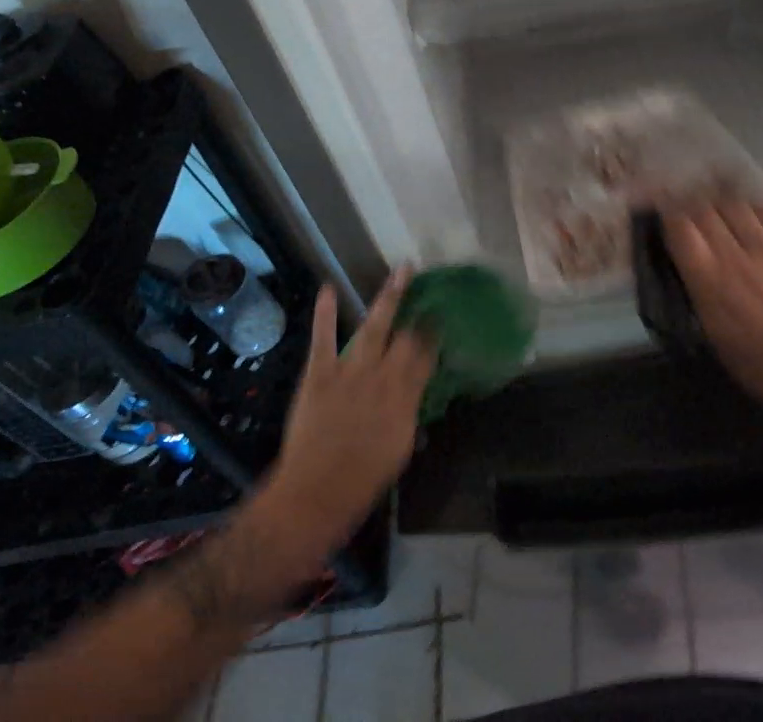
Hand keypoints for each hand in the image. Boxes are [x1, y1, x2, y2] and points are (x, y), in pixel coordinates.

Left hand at [267, 269, 433, 546]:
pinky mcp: (319, 375)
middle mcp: (383, 379)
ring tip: (400, 272)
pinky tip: (328, 289)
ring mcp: (350, 373)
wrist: (318, 490)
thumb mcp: (400, 448)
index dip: (436, 335)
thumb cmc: (364, 479)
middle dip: (420, 310)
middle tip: (428, 285)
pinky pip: (324, 339)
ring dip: (387, 297)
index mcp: (406, 399)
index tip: (444, 316)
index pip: (427, 358)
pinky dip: (325, 314)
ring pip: (373, 328)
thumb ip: (408, 414)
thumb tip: (414, 396)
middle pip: (407, 337)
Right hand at [663, 200, 762, 428]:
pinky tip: (747, 215)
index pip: (680, 228)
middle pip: (704, 209)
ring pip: (734, 204)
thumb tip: (691, 273)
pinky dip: (750, 208)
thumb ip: (701, 298)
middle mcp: (736, 256)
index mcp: (710, 283)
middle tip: (682, 209)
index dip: (665, 213)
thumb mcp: (717, 339)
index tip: (658, 213)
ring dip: (717, 202)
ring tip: (712, 208)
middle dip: (687, 204)